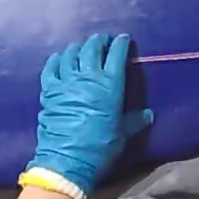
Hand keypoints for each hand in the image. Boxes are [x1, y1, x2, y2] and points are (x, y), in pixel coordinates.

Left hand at [27, 33, 151, 197]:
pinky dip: (57, 59)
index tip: (123, 39)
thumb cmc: (100, 146)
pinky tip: (60, 58)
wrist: (68, 159)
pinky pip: (52, 67)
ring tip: (82, 47)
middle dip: (99, 41)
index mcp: (109, 84)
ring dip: (78, 47)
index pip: (116, 55)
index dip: (121, 44)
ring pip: (71, 54)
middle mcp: (88, 77)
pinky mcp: (49, 89)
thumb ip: (135, 121)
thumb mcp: (122, 133)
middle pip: (92, 48)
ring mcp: (66, 81)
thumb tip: (149, 115)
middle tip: (103, 40)